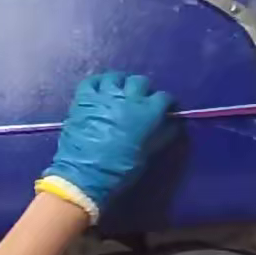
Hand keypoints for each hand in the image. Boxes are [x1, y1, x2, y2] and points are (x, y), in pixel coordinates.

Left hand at [38, 72, 174, 221]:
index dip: (166, 103)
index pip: (164, 97)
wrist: (84, 176)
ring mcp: (104, 96)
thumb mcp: (147, 155)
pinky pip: (92, 82)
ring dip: (121, 84)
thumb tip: (172, 123)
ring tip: (119, 93)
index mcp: (147, 113)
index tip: (165, 109)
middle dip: (143, 91)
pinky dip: (98, 83)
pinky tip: (100, 90)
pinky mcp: (84, 99)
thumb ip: (161, 135)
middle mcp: (127, 98)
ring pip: (116, 78)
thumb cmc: (119, 170)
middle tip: (140, 102)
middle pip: (140, 82)